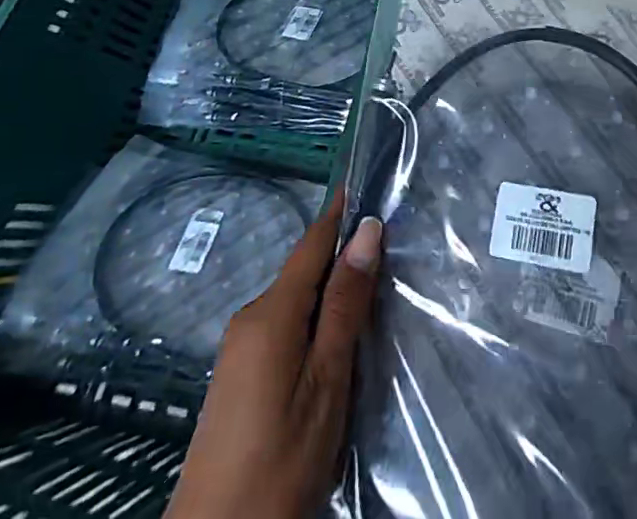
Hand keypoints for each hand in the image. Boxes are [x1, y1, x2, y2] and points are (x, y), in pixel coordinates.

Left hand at [166, 191, 383, 518]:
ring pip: (297, 298)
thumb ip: (345, 304)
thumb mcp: (328, 378)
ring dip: (334, 285)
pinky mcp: (241, 373)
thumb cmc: (282, 455)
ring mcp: (241, 348)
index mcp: (271, 314)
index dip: (340, 212)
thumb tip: (366, 231)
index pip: (311, 244)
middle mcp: (250, 320)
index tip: (370, 181)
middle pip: (304, 269)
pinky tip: (344, 329)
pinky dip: (318, 314)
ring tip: (381, 280)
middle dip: (345, 251)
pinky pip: (287, 323)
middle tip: (396, 237)